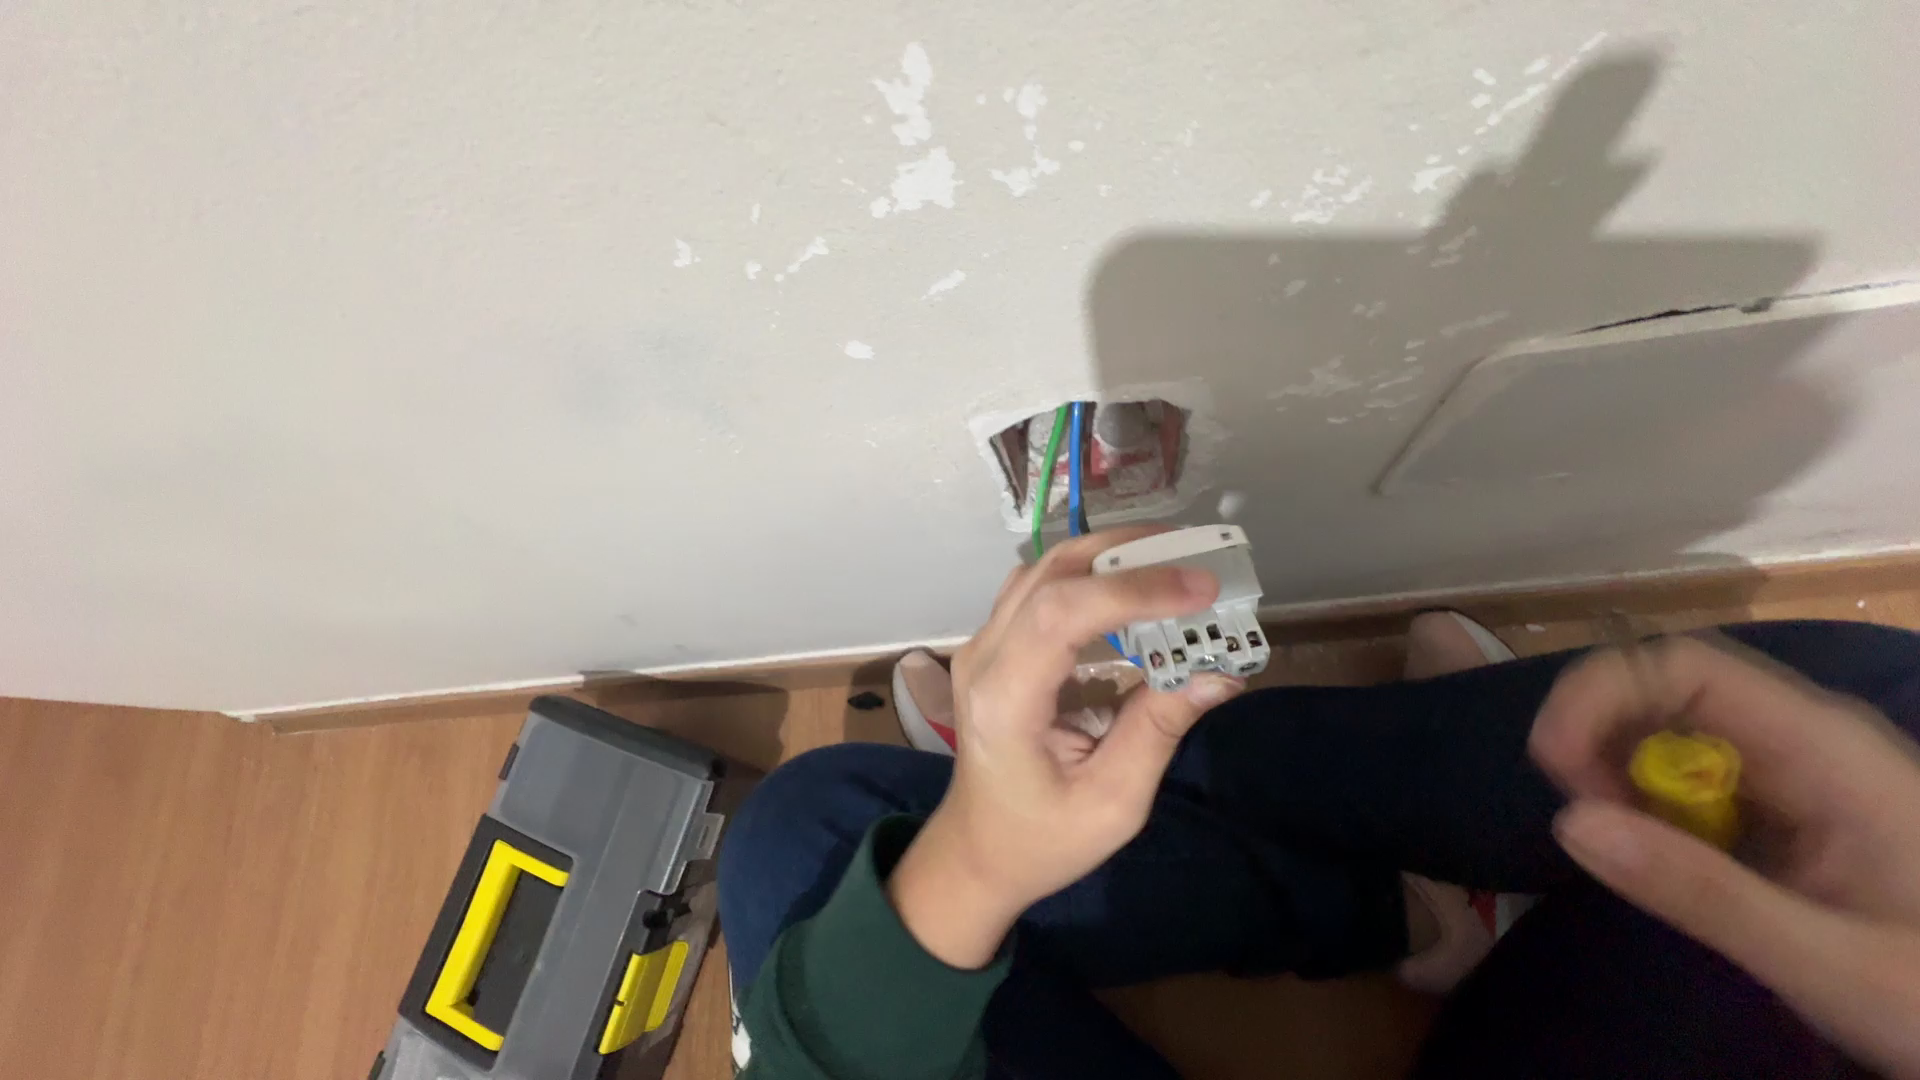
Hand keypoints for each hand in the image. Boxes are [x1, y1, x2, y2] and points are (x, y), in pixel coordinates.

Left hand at [888, 528, 1244, 966]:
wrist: (980, 848)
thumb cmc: (1043, 839)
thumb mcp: (1114, 801)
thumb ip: (1159, 728)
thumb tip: (1220, 671)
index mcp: (1005, 699)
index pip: (1061, 613)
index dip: (1132, 589)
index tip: (1201, 587)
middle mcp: (983, 657)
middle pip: (1049, 574)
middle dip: (1126, 553)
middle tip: (1194, 554)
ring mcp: (982, 646)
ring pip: (1042, 570)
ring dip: (1107, 555)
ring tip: (1171, 561)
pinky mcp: (994, 646)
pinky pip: (1039, 589)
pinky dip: (1088, 576)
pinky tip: (1130, 587)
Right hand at [1530, 636, 1919, 1076]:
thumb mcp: (1841, 968)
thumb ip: (1708, 895)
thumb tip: (1571, 822)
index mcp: (1823, 748)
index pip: (1680, 666)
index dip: (1597, 695)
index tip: (1559, 769)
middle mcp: (1799, 737)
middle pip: (1659, 688)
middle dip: (1594, 737)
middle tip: (1588, 816)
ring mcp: (1789, 768)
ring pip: (1660, 726)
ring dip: (1610, 769)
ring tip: (1620, 839)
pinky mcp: (1778, 803)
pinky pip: (1680, 769)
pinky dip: (1639, 798)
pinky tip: (1655, 849)